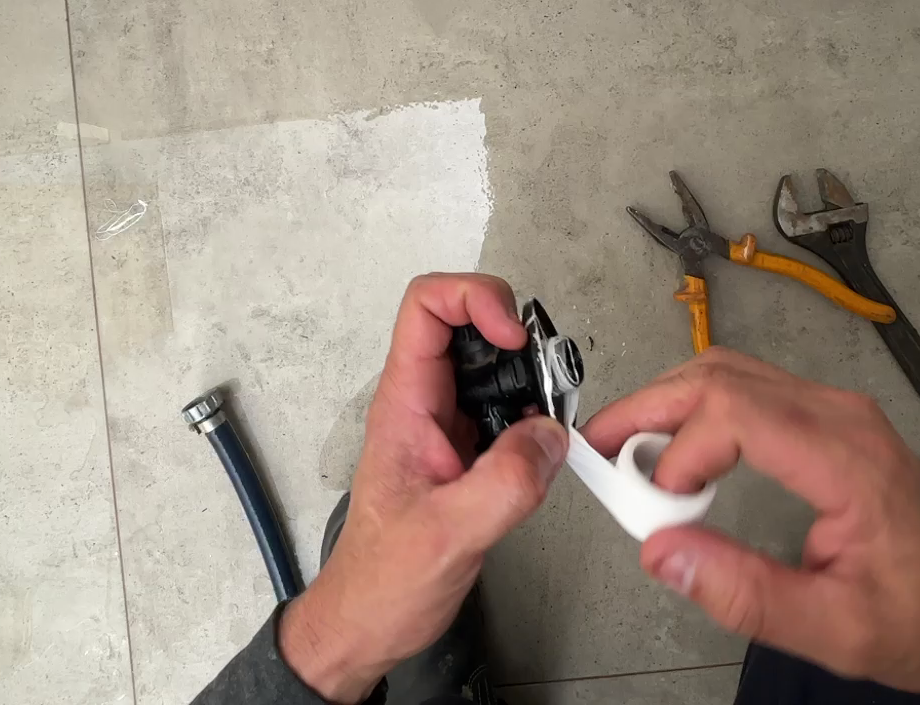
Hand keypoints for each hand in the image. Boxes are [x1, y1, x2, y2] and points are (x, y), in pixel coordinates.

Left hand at [279, 274, 568, 702]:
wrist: (368, 621)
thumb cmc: (384, 580)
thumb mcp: (447, 535)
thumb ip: (504, 484)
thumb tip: (551, 434)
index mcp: (405, 400)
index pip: (427, 304)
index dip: (474, 298)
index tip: (513, 337)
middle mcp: (425, 398)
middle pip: (465, 320)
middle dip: (513, 331)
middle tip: (547, 373)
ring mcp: (446, 417)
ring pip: (489, 359)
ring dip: (528, 371)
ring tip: (552, 407)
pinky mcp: (467, 441)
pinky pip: (504, 399)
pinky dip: (532, 406)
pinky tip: (546, 438)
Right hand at [579, 349, 919, 694]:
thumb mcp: (838, 632)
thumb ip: (745, 594)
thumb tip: (661, 551)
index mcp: (847, 458)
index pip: (738, 409)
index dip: (680, 444)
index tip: (658, 498)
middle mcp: (836, 412)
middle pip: (722, 375)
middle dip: (650, 405)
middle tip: (602, 442)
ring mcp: (829, 405)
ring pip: (728, 369)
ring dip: (668, 399)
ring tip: (628, 443)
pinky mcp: (820, 412)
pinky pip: (745, 384)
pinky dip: (696, 404)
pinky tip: (676, 441)